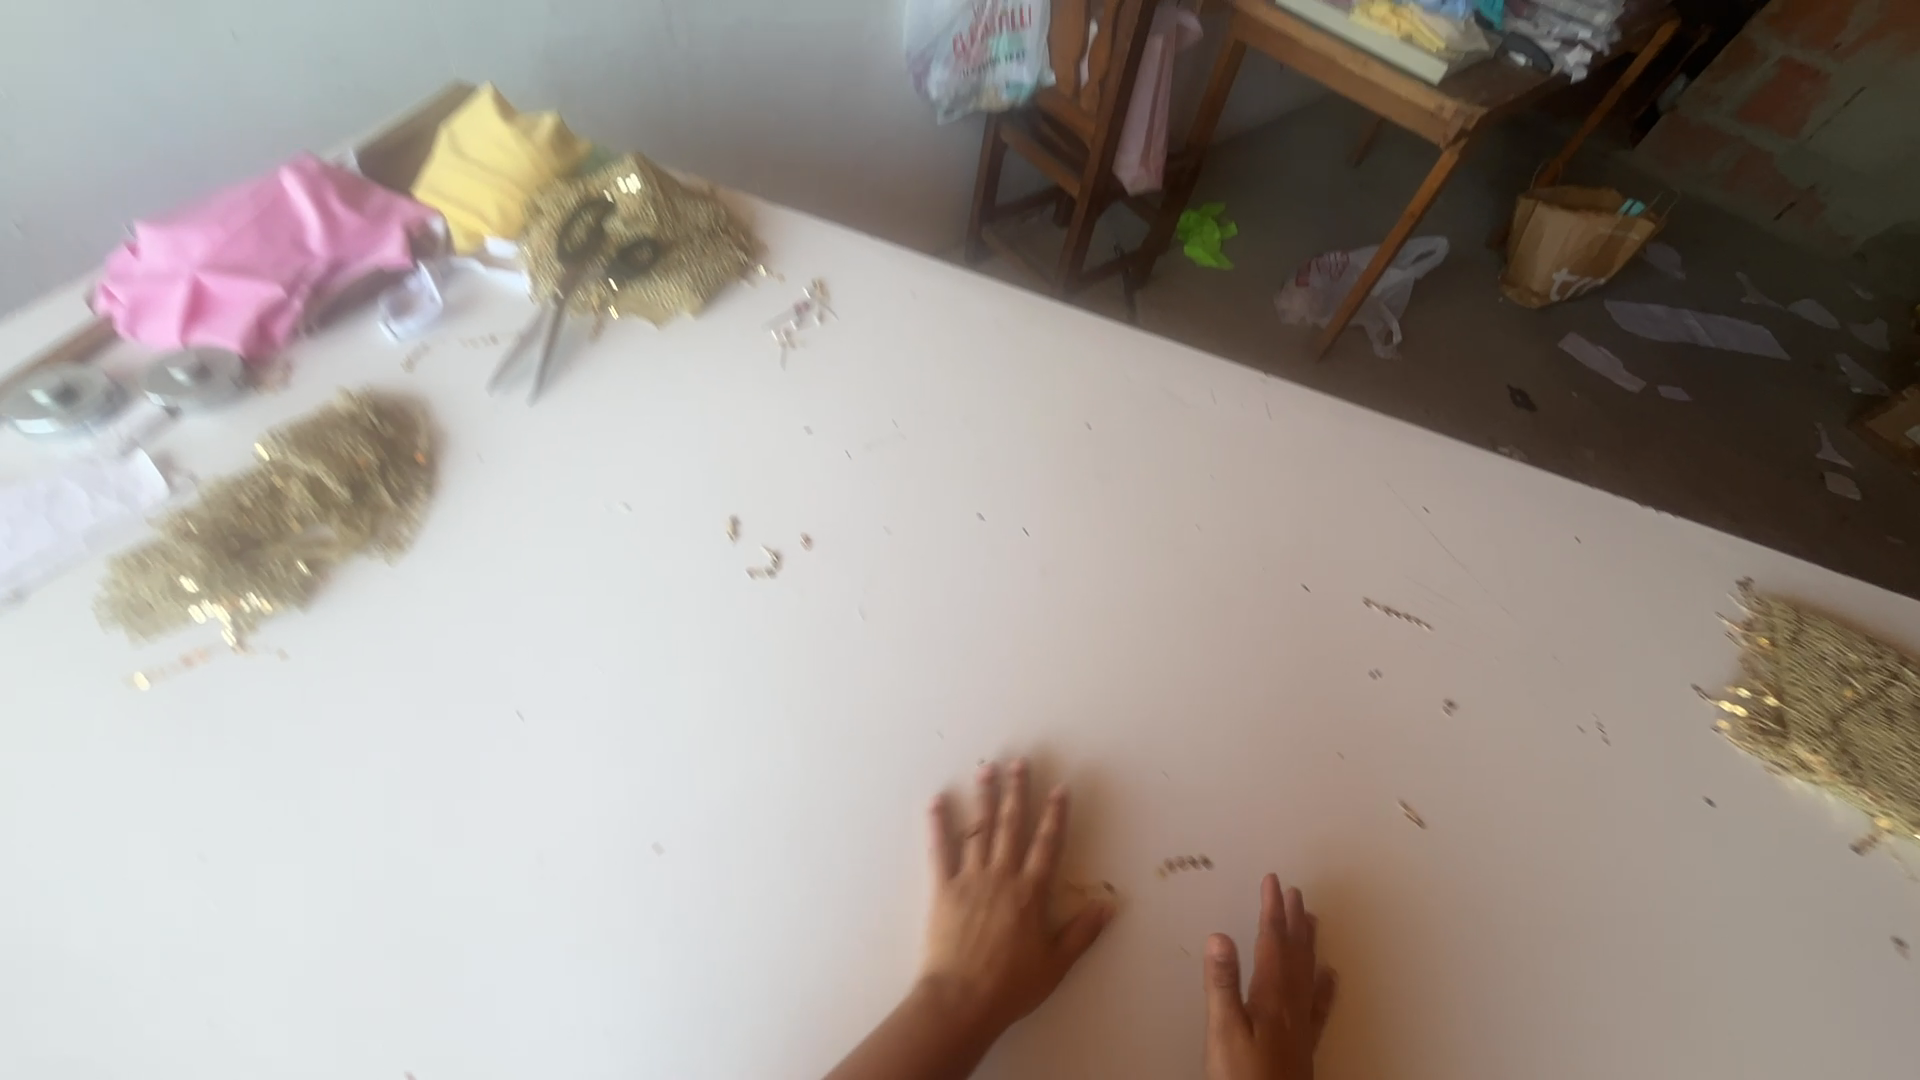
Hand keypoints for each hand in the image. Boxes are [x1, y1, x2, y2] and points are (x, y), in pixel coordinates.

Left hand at [918, 759, 1112, 1040]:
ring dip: (984, 797)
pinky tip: (936, 801)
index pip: (1047, 844)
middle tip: (1019, 762)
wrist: (961, 1002)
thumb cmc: (1011, 986)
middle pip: (1012, 826)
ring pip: (979, 829)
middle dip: (1017, 792)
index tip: (1059, 788)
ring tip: (986, 769)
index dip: (1055, 815)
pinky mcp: (943, 888)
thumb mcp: (1056, 964)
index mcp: (1030, 893)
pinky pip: (939, 850)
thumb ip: (1082, 932)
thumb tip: (1110, 905)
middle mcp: (1002, 876)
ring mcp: (970, 879)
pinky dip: (937, 825)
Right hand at [1203, 875, 1337, 1079]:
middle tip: (1295, 891)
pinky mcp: (1302, 1047)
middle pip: (1295, 954)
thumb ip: (1221, 983)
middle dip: (1293, 920)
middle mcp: (1291, 1007)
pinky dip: (1324, 987)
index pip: (1272, 944)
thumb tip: (1219, 935)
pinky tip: (1330, 978)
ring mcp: (1300, 1028)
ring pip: (1308, 974)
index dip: (1272, 910)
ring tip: (1313, 919)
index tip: (1273, 881)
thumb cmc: (1240, 1078)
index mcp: (1271, 998)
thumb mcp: (1222, 1031)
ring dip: (1308, 944)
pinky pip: (1318, 1006)